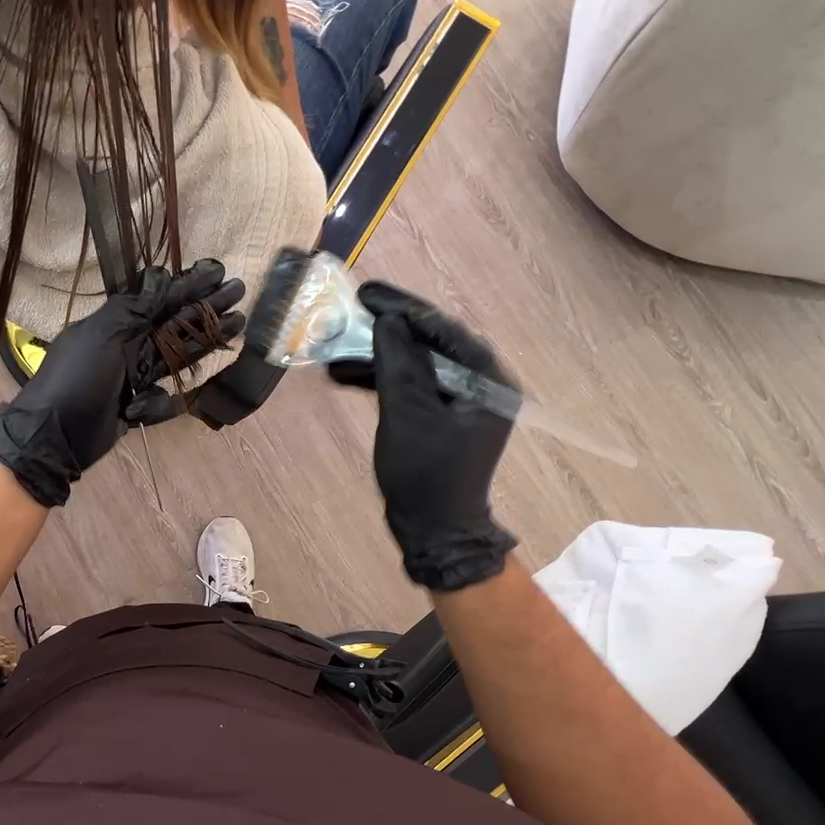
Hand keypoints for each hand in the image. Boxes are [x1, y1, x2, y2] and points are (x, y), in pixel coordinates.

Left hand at [0, 260, 245, 506]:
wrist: (55, 436)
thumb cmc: (75, 379)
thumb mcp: (101, 335)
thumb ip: (132, 308)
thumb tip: (160, 276)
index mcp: (116, 325)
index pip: (160, 299)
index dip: (189, 286)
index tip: (218, 271)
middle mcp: (127, 347)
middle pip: (175, 324)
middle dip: (206, 309)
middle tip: (239, 293)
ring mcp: (132, 378)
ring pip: (176, 357)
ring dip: (204, 342)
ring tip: (238, 324)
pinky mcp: (135, 407)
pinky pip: (161, 400)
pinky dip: (160, 404)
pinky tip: (149, 406)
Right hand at [330, 283, 516, 591]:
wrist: (434, 531)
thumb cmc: (426, 474)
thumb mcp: (408, 415)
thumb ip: (398, 364)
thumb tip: (388, 322)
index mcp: (488, 382)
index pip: (446, 331)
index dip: (405, 308)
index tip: (368, 294)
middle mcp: (481, 386)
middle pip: (431, 344)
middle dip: (388, 329)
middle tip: (352, 310)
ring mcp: (460, 404)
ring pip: (416, 365)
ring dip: (377, 356)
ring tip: (337, 348)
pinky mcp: (440, 419)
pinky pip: (411, 387)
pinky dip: (381, 380)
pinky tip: (345, 375)